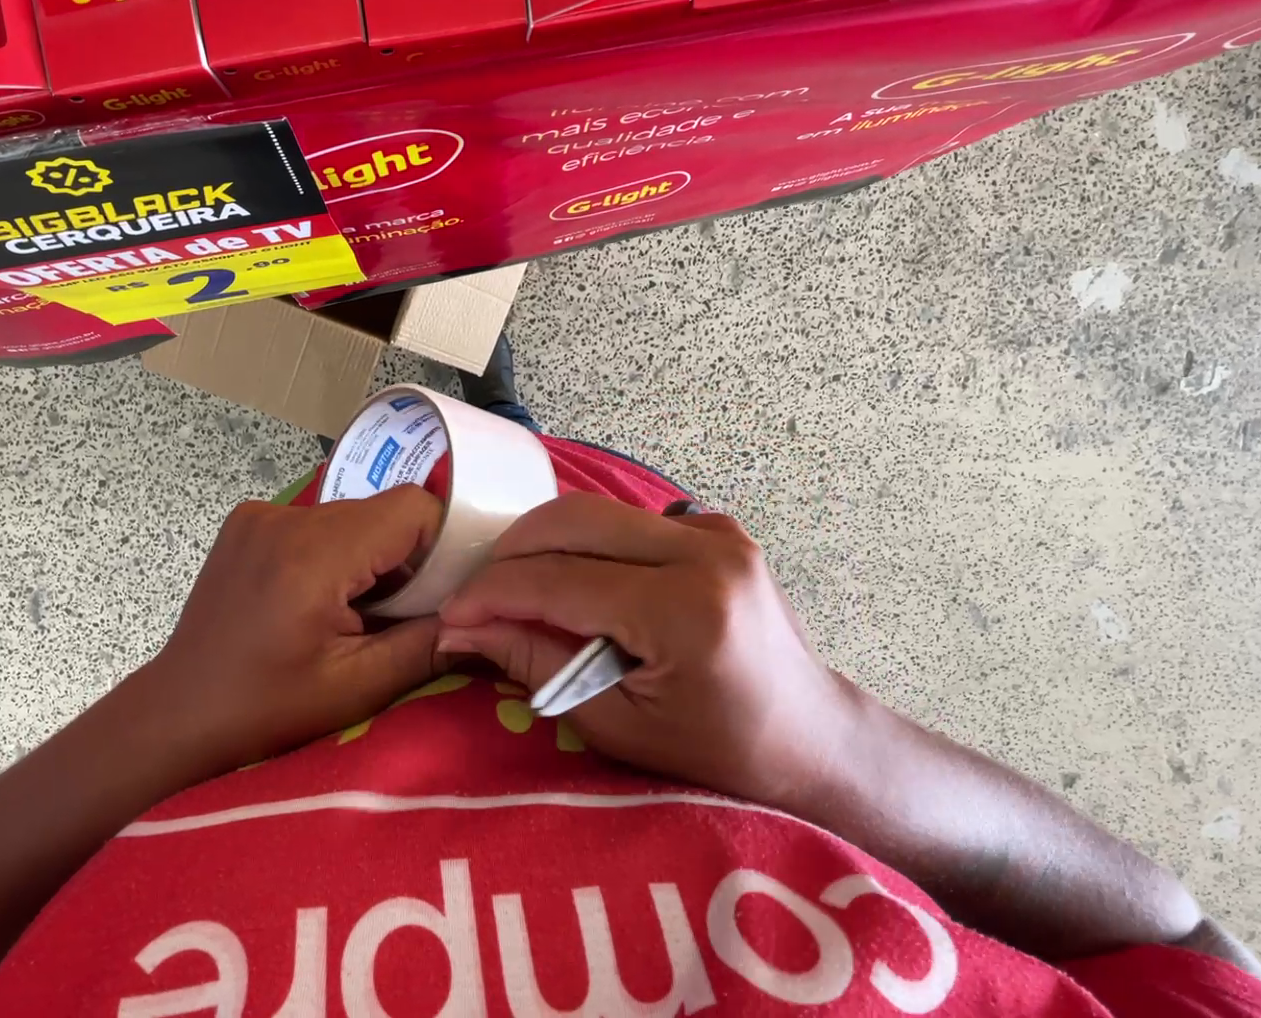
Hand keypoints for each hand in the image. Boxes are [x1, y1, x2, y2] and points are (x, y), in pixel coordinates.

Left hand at [120, 484, 451, 776]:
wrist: (178, 714)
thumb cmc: (266, 711)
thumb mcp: (357, 688)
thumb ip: (427, 644)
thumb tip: (483, 616)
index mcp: (313, 554)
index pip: (412, 508)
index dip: (442, 544)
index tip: (443, 592)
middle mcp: (285, 517)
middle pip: (382, 510)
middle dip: (406, 557)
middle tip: (399, 615)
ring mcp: (260, 514)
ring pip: (353, 515)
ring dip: (371, 556)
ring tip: (355, 613)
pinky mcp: (248, 522)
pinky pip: (319, 522)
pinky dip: (336, 553)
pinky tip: (319, 599)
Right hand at [436, 492, 858, 810]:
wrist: (810, 737)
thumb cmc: (715, 751)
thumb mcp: (615, 724)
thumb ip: (535, 662)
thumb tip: (461, 626)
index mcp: (682, 612)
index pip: (557, 581)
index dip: (490, 593)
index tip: (450, 613)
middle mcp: (703, 552)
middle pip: (572, 521)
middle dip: (509, 553)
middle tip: (476, 594)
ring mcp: (715, 531)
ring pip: (595, 510)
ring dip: (543, 542)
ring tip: (514, 586)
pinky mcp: (716, 527)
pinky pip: (627, 519)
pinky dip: (587, 543)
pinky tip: (575, 580)